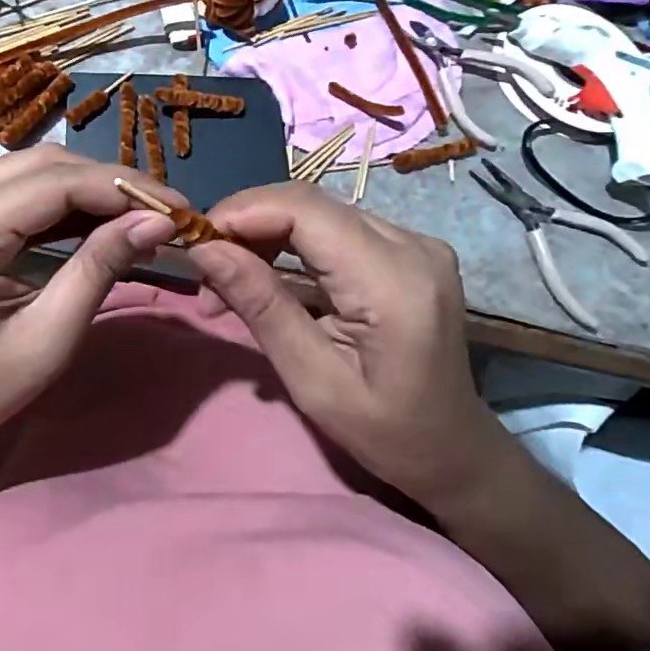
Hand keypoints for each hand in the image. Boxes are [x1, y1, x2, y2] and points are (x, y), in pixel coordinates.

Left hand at [0, 146, 183, 512]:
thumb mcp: (49, 338)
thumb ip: (100, 269)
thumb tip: (158, 221)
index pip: (53, 184)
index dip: (121, 187)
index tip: (175, 206)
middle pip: (44, 165)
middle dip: (110, 182)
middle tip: (162, 211)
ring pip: (34, 168)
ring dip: (90, 186)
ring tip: (139, 213)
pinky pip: (19, 186)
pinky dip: (65, 197)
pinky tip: (101, 217)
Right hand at [186, 181, 499, 507]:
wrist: (452, 447)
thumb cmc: (384, 432)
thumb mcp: (312, 380)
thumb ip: (261, 306)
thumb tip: (205, 250)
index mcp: (393, 282)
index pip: (306, 210)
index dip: (244, 212)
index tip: (197, 243)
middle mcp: (412, 245)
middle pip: (310, 204)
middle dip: (248, 225)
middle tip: (208, 273)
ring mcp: (415, 241)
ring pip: (320, 210)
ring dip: (266, 234)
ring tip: (230, 280)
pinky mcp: (409, 246)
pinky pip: (337, 226)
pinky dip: (293, 242)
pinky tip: (270, 272)